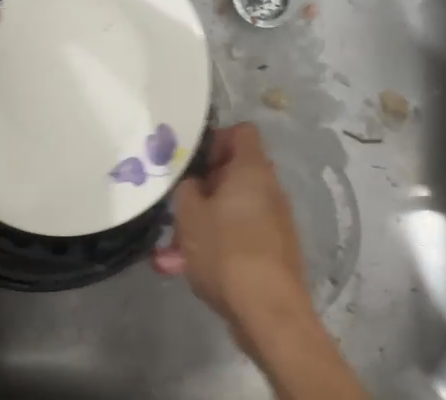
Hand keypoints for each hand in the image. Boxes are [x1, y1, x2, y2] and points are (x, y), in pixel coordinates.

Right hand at [154, 122, 314, 349]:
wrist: (269, 313)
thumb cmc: (226, 251)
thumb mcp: (189, 214)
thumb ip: (186, 188)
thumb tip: (193, 182)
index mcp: (252, 169)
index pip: (241, 132)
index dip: (215, 140)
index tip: (192, 163)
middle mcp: (269, 190)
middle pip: (233, 174)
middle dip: (202, 190)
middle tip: (177, 209)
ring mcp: (275, 223)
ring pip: (232, 211)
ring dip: (204, 223)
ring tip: (170, 252)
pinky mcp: (274, 253)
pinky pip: (239, 237)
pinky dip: (217, 246)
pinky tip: (188, 269)